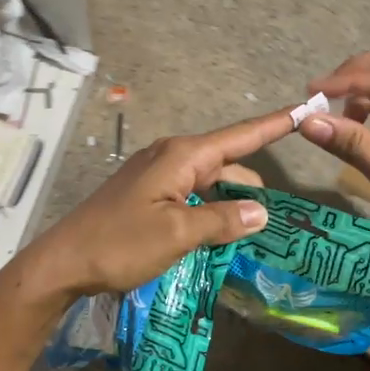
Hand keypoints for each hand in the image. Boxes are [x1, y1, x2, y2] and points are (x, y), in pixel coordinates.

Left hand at [25, 110, 296, 298]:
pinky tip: (218, 234)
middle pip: (226, 163)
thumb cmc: (120, 244)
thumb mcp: (178, 234)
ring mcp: (155, 175)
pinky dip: (208, 210)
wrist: (63, 261)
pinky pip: (189, 194)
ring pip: (208, 182)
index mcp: (181, 156)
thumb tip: (261, 211)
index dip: (275, 124)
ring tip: (253, 234)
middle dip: (253, 185)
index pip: (239, 136)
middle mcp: (170, 156)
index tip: (306, 108)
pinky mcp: (145, 194)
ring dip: (230, 203)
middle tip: (279, 218)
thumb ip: (222, 220)